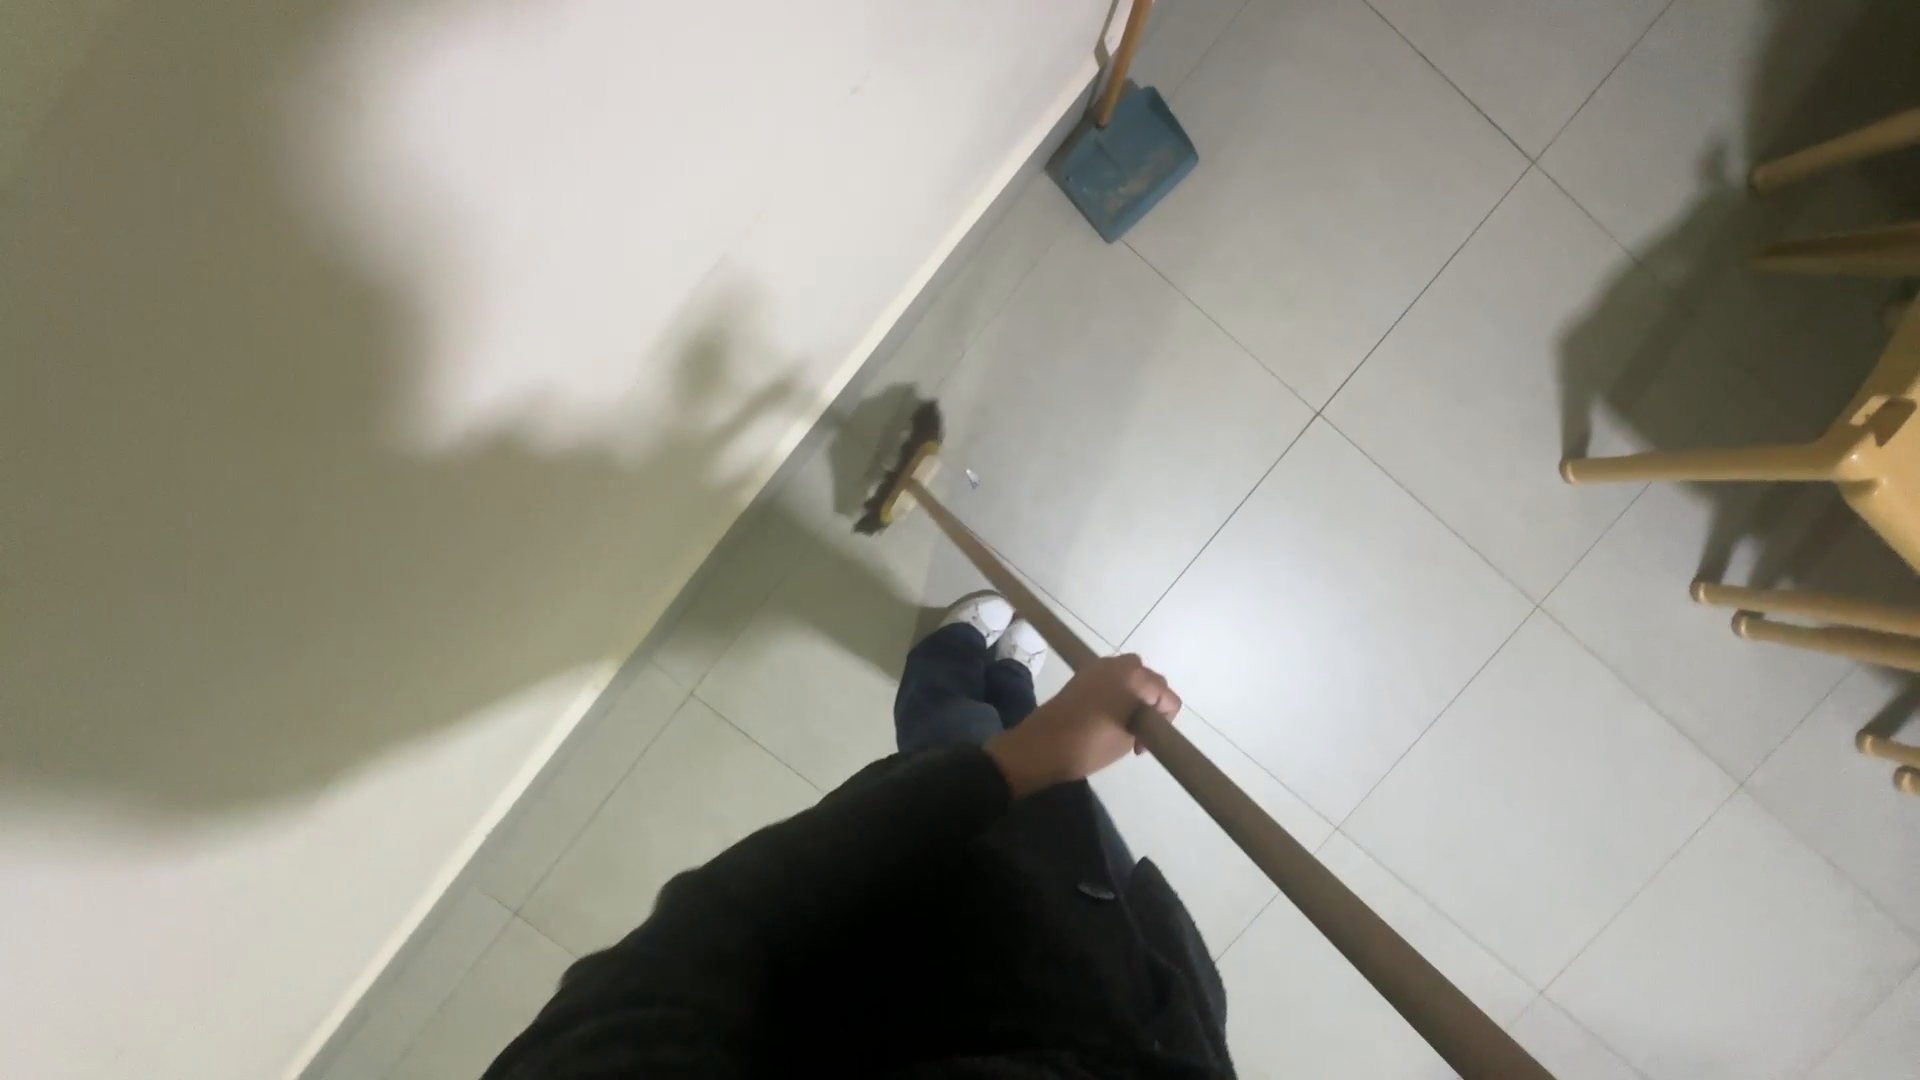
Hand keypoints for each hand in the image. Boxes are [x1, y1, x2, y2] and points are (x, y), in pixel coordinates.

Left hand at [986, 654, 1180, 798]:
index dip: (1164, 721)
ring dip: (1133, 695)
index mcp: (1136, 678)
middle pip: (1150, 680)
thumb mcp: (1128, 739)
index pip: (1168, 697)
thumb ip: (1147, 724)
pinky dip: (1116, 691)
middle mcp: (1119, 664)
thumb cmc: (1091, 744)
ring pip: (1130, 676)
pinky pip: (1110, 677)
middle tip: (1139, 731)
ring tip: (1124, 722)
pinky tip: (1107, 714)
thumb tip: (1146, 720)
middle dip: (1150, 704)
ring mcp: (1098, 666)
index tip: (1145, 742)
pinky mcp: (1082, 673)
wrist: (1044, 744)